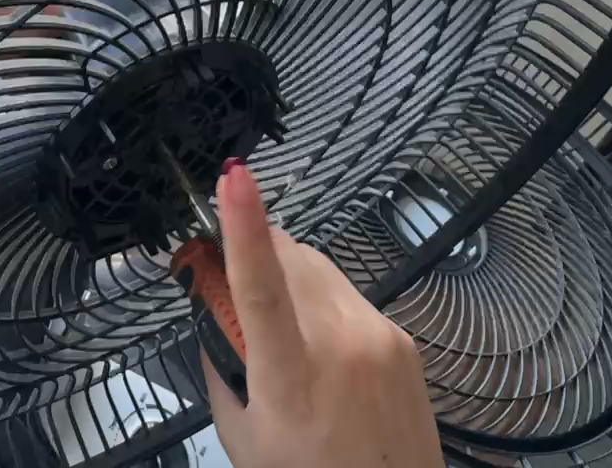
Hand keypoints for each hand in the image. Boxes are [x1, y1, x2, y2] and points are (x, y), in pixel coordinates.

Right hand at [204, 161, 445, 467]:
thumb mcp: (241, 434)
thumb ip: (218, 361)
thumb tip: (209, 299)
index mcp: (291, 378)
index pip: (260, 288)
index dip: (243, 226)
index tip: (234, 177)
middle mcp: (341, 346)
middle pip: (287, 257)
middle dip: (254, 245)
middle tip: (225, 262)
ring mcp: (378, 336)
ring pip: (314, 263)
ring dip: (286, 268)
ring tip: (280, 314)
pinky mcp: (402, 335)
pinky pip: (344, 289)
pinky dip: (320, 294)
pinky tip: (321, 337)